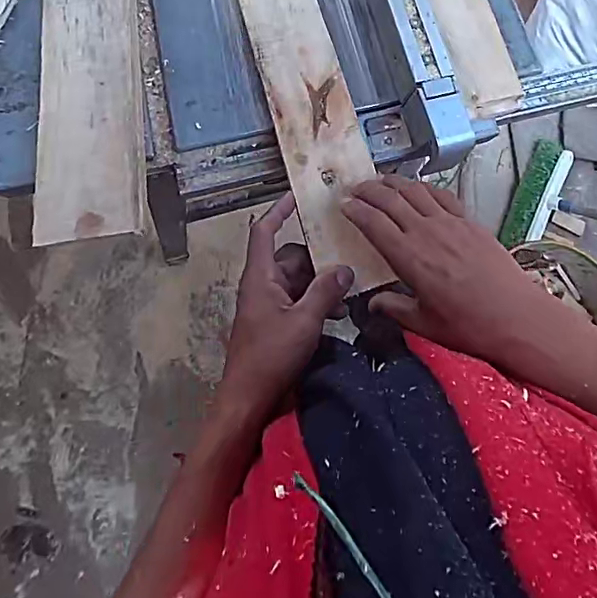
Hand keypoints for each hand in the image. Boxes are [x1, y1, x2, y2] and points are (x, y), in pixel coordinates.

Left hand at [215, 193, 353, 425]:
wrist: (249, 402)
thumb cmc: (270, 357)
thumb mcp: (304, 321)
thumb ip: (325, 291)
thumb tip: (344, 268)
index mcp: (260, 277)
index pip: (264, 232)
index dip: (278, 211)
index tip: (297, 196)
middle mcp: (263, 285)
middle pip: (291, 256)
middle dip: (318, 257)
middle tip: (347, 255)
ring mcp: (270, 305)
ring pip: (299, 279)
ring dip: (321, 282)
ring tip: (347, 289)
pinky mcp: (277, 323)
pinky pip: (300, 300)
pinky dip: (317, 301)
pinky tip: (338, 311)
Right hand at [340, 176, 596, 379]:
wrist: (516, 316)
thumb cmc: (469, 326)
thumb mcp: (424, 324)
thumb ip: (395, 309)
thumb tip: (374, 303)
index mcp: (410, 257)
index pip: (374, 223)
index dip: (356, 210)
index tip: (343, 204)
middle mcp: (427, 232)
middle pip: (391, 199)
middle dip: (369, 190)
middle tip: (355, 188)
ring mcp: (450, 223)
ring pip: (416, 190)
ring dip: (394, 182)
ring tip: (381, 181)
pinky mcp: (469, 221)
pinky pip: (442, 195)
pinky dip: (425, 187)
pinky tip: (419, 187)